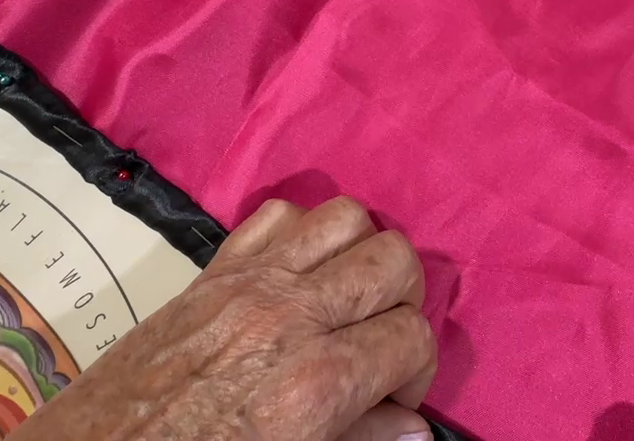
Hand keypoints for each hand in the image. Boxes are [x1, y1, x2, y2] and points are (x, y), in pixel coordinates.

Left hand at [14, 196, 437, 440]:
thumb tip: (418, 429)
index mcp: (313, 386)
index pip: (410, 337)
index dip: (418, 368)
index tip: (399, 394)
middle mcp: (291, 316)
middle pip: (393, 260)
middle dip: (406, 298)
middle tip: (382, 338)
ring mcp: (250, 281)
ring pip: (347, 217)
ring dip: (362, 253)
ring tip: (347, 297)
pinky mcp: (215, 267)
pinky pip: (280, 213)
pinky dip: (301, 232)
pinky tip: (297, 273)